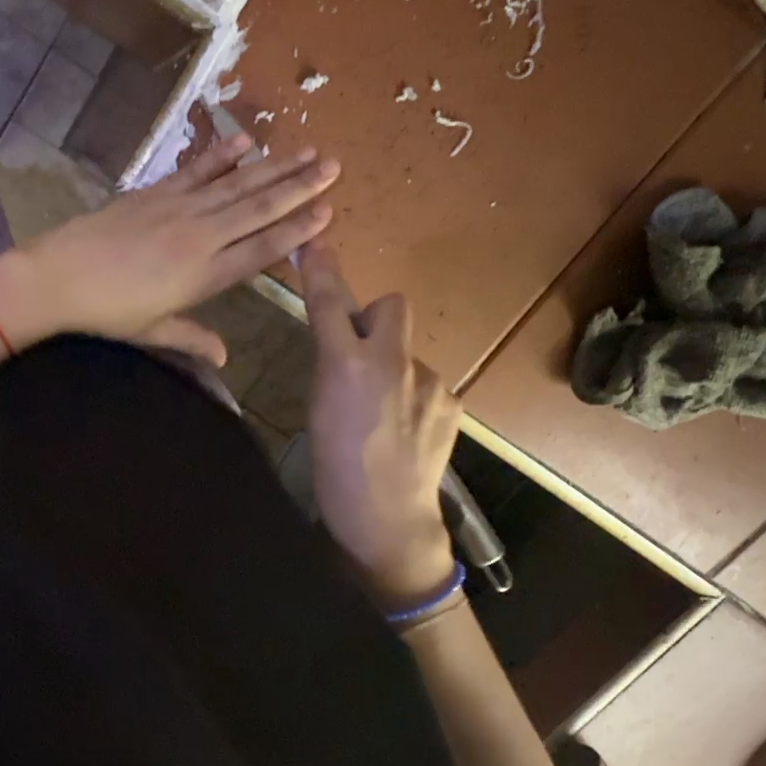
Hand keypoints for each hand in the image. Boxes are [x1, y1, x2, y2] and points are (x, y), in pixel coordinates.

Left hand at [12, 135, 338, 359]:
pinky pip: (196, 170)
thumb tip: (224, 359)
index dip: (296, 231)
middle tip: (333, 167)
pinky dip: (222, 155)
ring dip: (273, 167)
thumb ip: (192, 339)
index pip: (261, 250)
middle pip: (258, 210)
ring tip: (307, 150)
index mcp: (204, 276)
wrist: (59, 278)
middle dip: (298, 188)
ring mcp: (178, 210)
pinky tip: (247, 142)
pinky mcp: (155, 192)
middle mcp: (200, 237)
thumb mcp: (152, 332)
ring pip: (236, 185)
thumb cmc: (107, 313)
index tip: (327, 211)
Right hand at [298, 241, 460, 609]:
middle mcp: (392, 362)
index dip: (322, 272)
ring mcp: (429, 381)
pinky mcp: (451, 403)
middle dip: (374, 319)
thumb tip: (340, 349)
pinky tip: (402, 432)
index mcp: (346, 365)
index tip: (314, 246)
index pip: (331, 304)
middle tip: (358, 356)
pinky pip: (426, 384)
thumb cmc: (334, 473)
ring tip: (379, 416)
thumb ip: (330, 369)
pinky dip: (412, 398)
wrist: (386, 520)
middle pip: (391, 306)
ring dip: (393, 370)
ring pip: (407, 354)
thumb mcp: (316, 412)